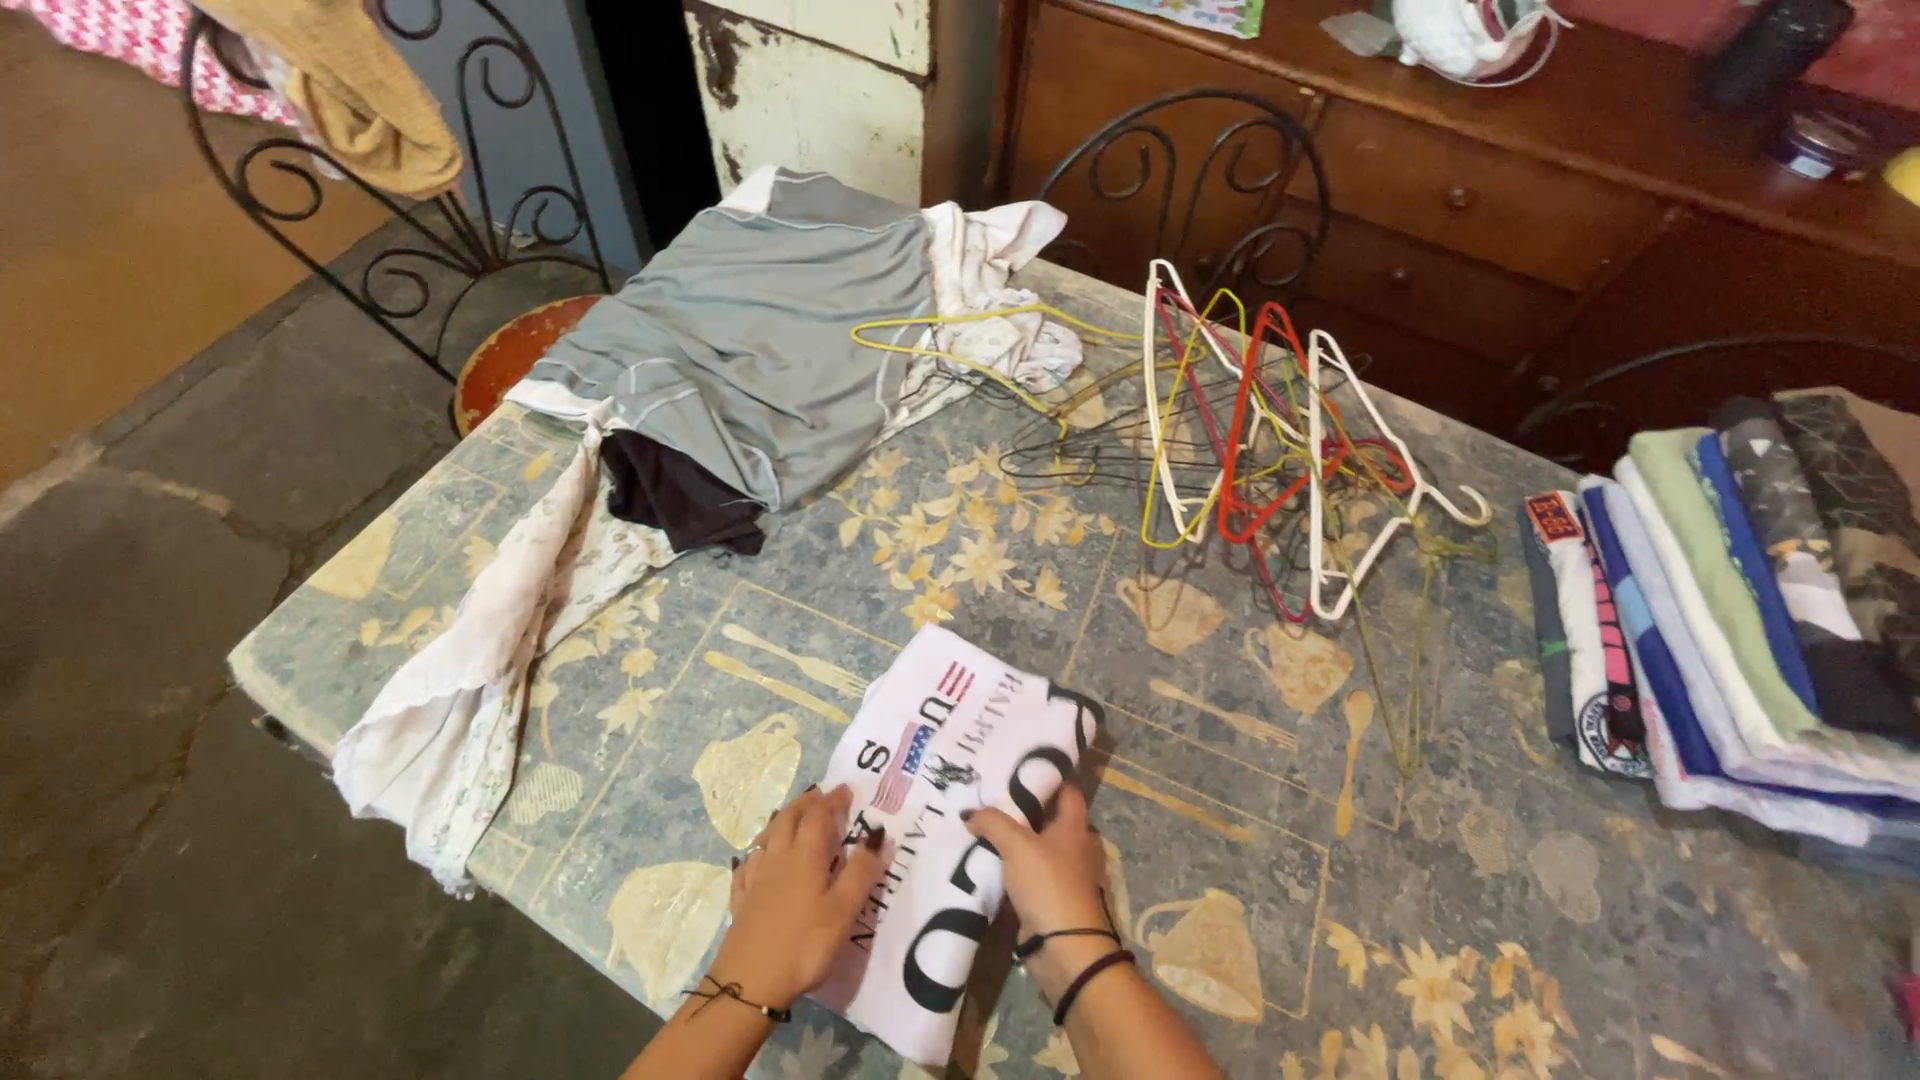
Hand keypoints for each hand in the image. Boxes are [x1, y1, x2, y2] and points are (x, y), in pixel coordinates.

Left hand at [714, 785, 886, 1008]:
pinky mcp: (741, 900)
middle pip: (788, 818)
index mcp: (805, 856)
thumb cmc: (805, 944)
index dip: (832, 800)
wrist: (749, 984)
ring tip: (790, 818)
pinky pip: (747, 866)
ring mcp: (755, 879)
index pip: (818, 816)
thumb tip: (879, 834)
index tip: (845, 789)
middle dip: (805, 803)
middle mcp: (778, 859)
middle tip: (819, 795)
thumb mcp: (843, 910)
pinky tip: (756, 861)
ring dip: (781, 820)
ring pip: (766, 837)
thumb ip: (861, 872)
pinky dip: (756, 854)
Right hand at [963, 785, 1116, 999]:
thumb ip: (992, 823)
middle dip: (1022, 808)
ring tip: (981, 825)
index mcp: (1075, 827)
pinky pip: (1028, 874)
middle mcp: (1074, 847)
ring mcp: (1064, 875)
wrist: (1066, 949)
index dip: (1047, 776)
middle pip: (1048, 818)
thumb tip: (970, 814)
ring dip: (1014, 840)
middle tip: (990, 795)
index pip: (1067, 791)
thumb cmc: (1049, 885)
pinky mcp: (1050, 899)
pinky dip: (1011, 868)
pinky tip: (986, 861)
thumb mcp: (1017, 846)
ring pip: (1036, 848)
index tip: (1018, 767)